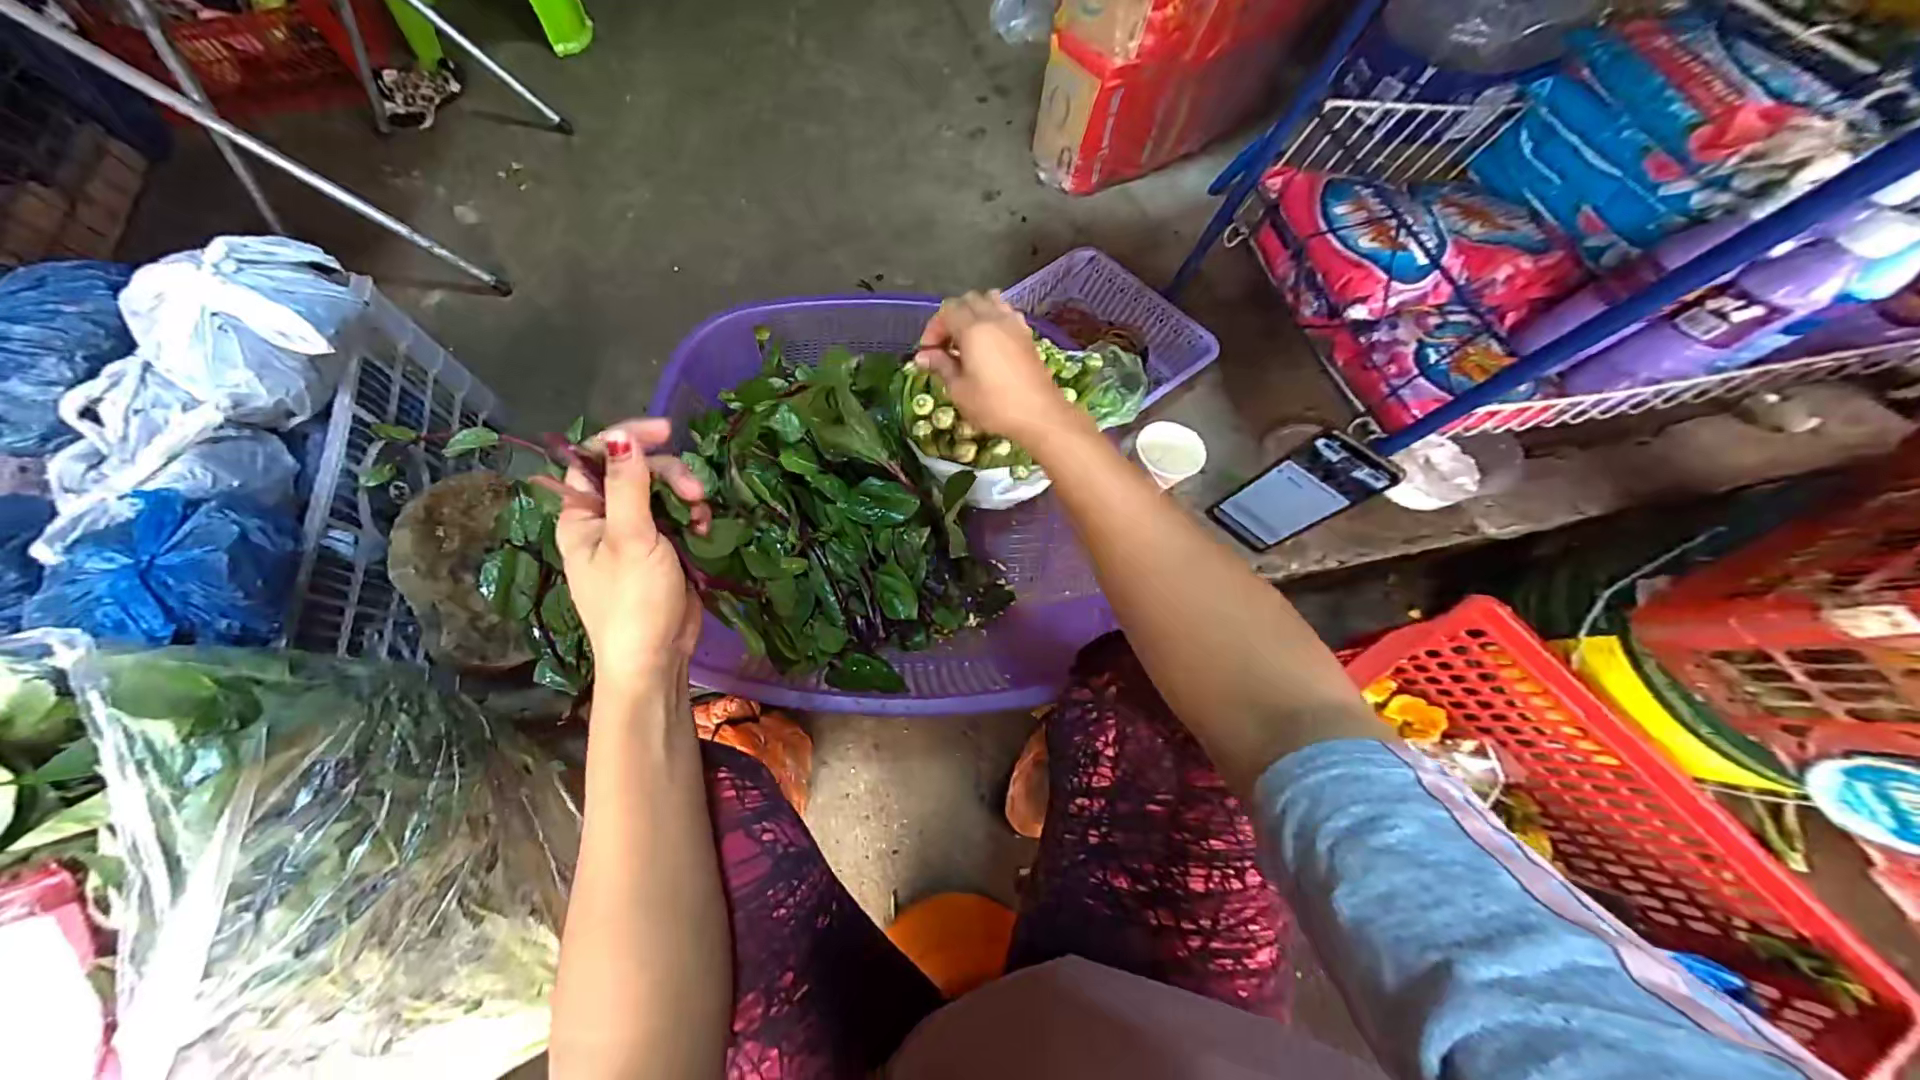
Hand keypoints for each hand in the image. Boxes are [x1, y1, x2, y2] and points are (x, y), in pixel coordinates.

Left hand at [533, 418, 711, 684]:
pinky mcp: (663, 549)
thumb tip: (620, 435)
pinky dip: (694, 518)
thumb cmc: (633, 601)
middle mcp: (605, 518)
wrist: (656, 657)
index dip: (627, 438)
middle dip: (670, 476)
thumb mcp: (631, 538)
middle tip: (696, 494)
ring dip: (687, 498)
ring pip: (662, 493)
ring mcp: (635, 534)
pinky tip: (705, 531)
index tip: (667, 432)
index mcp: (581, 514)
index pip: (596, 457)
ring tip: (703, 520)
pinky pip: (678, 516)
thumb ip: (628, 485)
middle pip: (637, 472)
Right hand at [916, 290, 1092, 446]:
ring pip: (989, 301)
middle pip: (967, 301)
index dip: (933, 329)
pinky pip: (1006, 313)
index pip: (946, 312)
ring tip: (967, 340)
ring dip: (973, 314)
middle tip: (945, 346)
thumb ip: (941, 366)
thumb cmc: (994, 405)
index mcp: (973, 329)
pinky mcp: (1027, 334)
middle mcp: (994, 318)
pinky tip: (990, 342)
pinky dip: (993, 318)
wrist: (1039, 414)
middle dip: (951, 318)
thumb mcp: (959, 390)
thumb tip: (923, 356)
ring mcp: (1014, 324)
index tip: (928, 353)